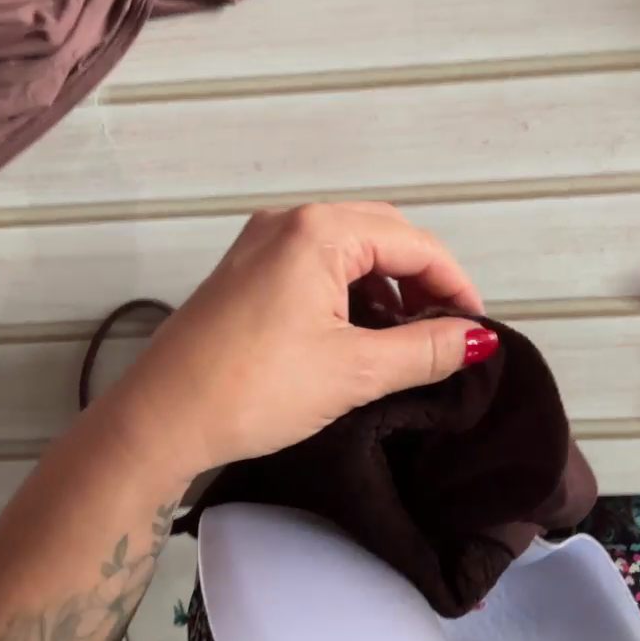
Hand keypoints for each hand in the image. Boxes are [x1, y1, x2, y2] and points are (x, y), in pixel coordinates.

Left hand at [88, 203, 496, 482]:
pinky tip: (359, 330)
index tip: (478, 328)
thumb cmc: (256, 389)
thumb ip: (425, 349)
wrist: (160, 419)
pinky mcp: (247, 268)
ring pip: (349, 248)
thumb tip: (480, 340)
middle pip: (382, 235)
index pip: (413, 243)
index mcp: (318, 230)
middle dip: (422, 279)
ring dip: (386, 285)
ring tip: (404, 336)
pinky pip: (316, 263)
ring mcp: (262, 241)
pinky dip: (349, 290)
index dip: (455, 284)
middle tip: (446, 329)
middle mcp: (289, 220)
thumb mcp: (353, 371)